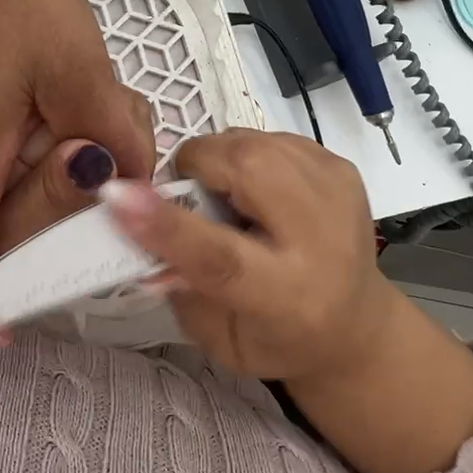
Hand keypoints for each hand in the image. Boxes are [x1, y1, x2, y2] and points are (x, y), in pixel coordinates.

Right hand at [99, 129, 397, 380]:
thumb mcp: (219, 337)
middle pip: (248, 169)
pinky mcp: (342, 166)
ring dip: (220, 158)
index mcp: (287, 298)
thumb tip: (135, 225)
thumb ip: (176, 285)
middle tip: (188, 192)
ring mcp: (338, 193)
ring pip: (253, 140)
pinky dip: (245, 152)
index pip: (218, 255)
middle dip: (199, 165)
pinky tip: (257, 190)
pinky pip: (268, 136)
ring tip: (228, 196)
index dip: (165, 223)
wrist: (357, 324)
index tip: (115, 196)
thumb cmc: (276, 336)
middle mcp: (322, 239)